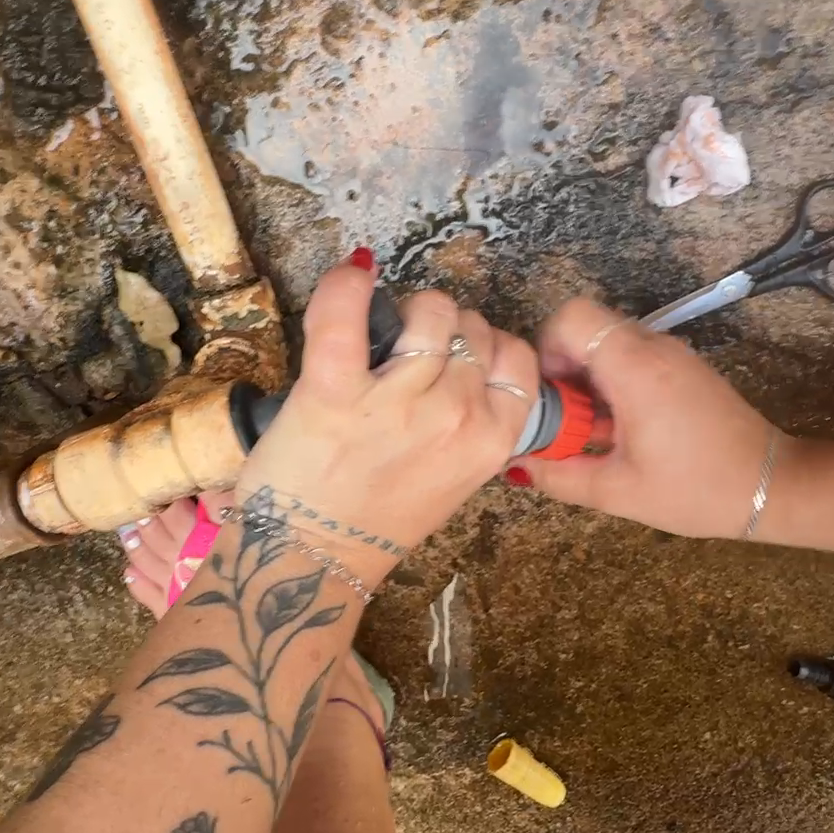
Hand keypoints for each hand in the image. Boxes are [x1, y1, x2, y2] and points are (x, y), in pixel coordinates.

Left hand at [236, 263, 537, 583]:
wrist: (316, 556)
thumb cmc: (385, 522)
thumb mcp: (458, 480)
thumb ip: (475, 427)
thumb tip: (468, 367)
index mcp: (492, 440)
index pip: (517, 359)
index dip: (493, 345)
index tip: (465, 354)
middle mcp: (456, 414)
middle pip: (472, 331)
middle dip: (450, 329)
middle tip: (417, 348)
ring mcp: (398, 400)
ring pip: (430, 313)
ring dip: (413, 309)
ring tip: (388, 327)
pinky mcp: (335, 388)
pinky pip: (347, 313)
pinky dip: (347, 285)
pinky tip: (354, 276)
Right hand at [509, 299, 781, 538]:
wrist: (770, 486)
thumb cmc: (695, 490)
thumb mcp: (618, 491)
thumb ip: (559, 476)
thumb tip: (516, 465)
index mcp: (636, 369)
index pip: (573, 316)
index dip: (547, 347)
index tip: (549, 395)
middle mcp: (654, 347)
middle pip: (587, 326)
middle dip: (562, 366)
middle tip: (563, 417)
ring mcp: (672, 353)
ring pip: (609, 340)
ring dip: (587, 376)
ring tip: (591, 427)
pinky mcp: (683, 367)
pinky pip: (633, 355)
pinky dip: (612, 381)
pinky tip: (619, 427)